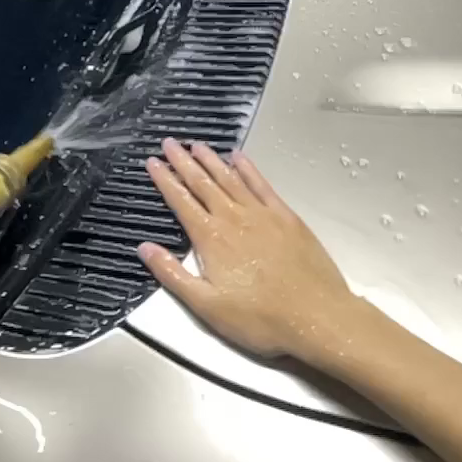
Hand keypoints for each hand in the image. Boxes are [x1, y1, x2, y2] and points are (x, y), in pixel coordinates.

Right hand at [139, 138, 378, 366]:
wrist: (317, 317)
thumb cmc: (259, 318)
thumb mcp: (207, 306)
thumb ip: (172, 274)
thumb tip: (144, 247)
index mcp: (210, 238)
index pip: (180, 201)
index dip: (164, 180)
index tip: (152, 161)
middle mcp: (232, 217)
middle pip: (202, 182)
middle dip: (182, 161)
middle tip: (169, 143)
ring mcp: (261, 214)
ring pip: (229, 178)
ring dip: (211, 160)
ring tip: (196, 145)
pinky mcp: (285, 216)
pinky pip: (261, 185)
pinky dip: (248, 168)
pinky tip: (239, 157)